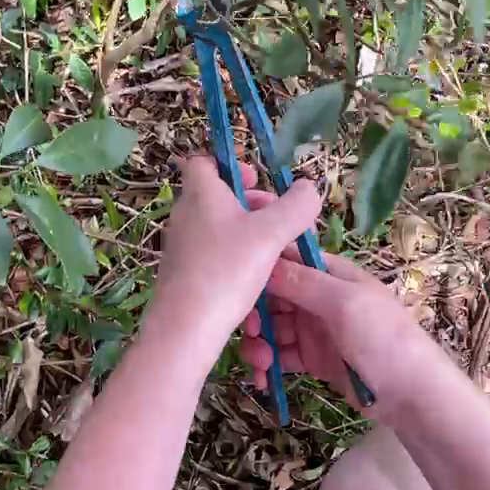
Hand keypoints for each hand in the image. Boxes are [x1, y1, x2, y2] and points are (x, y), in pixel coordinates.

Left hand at [142, 156, 322, 355]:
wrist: (186, 327)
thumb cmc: (227, 270)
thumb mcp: (271, 234)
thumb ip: (295, 207)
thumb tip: (308, 188)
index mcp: (201, 194)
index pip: (203, 161)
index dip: (229, 163)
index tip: (256, 178)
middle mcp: (185, 214)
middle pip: (217, 194)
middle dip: (250, 201)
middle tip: (278, 218)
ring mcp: (181, 245)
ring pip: (217, 225)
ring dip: (246, 230)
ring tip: (273, 249)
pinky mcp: (183, 272)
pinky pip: (212, 251)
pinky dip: (234, 254)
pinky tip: (255, 275)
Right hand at [242, 250, 457, 420]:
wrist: (411, 396)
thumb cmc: (383, 338)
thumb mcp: (344, 303)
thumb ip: (302, 282)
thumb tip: (264, 260)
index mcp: (330, 274)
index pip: (287, 260)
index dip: (261, 272)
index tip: (241, 289)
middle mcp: (319, 297)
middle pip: (273, 296)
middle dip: (256, 314)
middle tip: (252, 334)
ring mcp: (315, 329)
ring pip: (273, 327)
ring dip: (259, 343)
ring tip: (259, 364)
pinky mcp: (312, 358)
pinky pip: (280, 355)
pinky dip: (268, 365)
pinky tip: (262, 379)